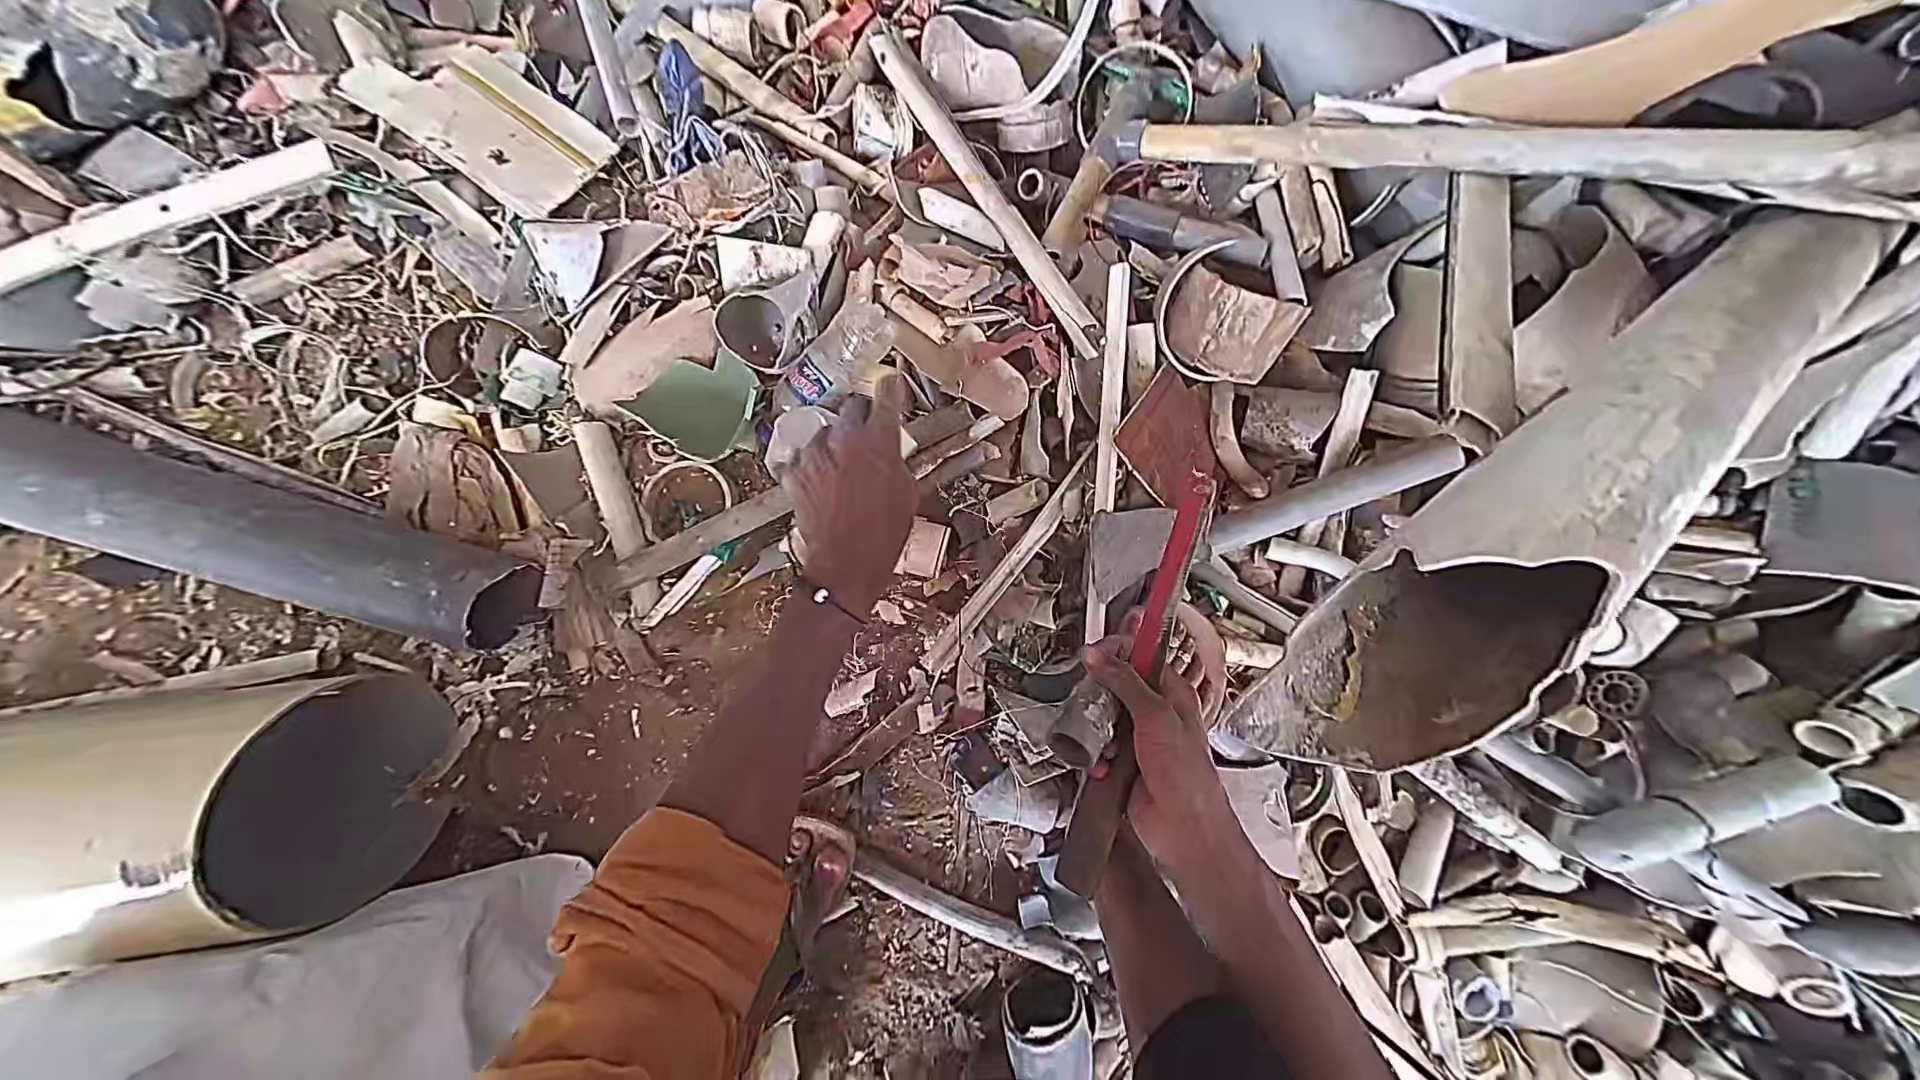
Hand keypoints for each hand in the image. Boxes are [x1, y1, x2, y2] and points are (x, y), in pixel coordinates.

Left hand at [783, 387, 914, 612]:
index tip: (891, 383)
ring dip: (834, 442)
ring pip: (825, 432)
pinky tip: (822, 481)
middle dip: (860, 418)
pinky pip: (804, 456)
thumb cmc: (884, 533)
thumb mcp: (907, 494)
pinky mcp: (793, 471)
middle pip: (851, 408)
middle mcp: (843, 438)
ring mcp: (814, 453)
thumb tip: (892, 451)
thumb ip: (898, 461)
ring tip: (842, 466)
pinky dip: (813, 464)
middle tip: (867, 436)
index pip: (886, 396)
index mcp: (878, 440)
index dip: (890, 388)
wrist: (845, 563)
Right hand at [1082, 629, 1236, 868]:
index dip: (1119, 650)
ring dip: (1098, 732)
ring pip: (1104, 718)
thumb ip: (1125, 682)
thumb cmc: (1187, 776)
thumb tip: (1098, 656)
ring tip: (1106, 744)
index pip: (1141, 658)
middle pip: (1116, 687)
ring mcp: (1139, 738)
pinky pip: (1099, 748)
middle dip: (1101, 696)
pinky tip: (1104, 766)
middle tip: (1094, 700)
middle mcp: (1155, 713)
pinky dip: (1097, 756)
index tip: (1096, 649)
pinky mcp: (1124, 762)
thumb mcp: (1155, 716)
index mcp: (1172, 694)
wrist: (1183, 829)